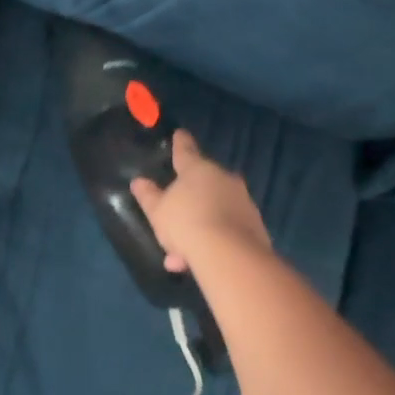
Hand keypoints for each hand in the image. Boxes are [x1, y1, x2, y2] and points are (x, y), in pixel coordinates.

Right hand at [128, 130, 270, 273]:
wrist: (229, 254)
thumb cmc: (186, 223)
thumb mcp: (157, 211)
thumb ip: (148, 195)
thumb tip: (139, 181)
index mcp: (197, 169)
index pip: (186, 150)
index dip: (180, 143)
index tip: (179, 133)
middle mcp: (224, 179)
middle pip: (204, 182)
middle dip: (189, 196)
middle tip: (174, 212)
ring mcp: (243, 201)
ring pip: (215, 208)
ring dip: (199, 224)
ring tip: (179, 253)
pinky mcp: (255, 224)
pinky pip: (227, 227)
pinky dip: (212, 239)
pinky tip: (194, 261)